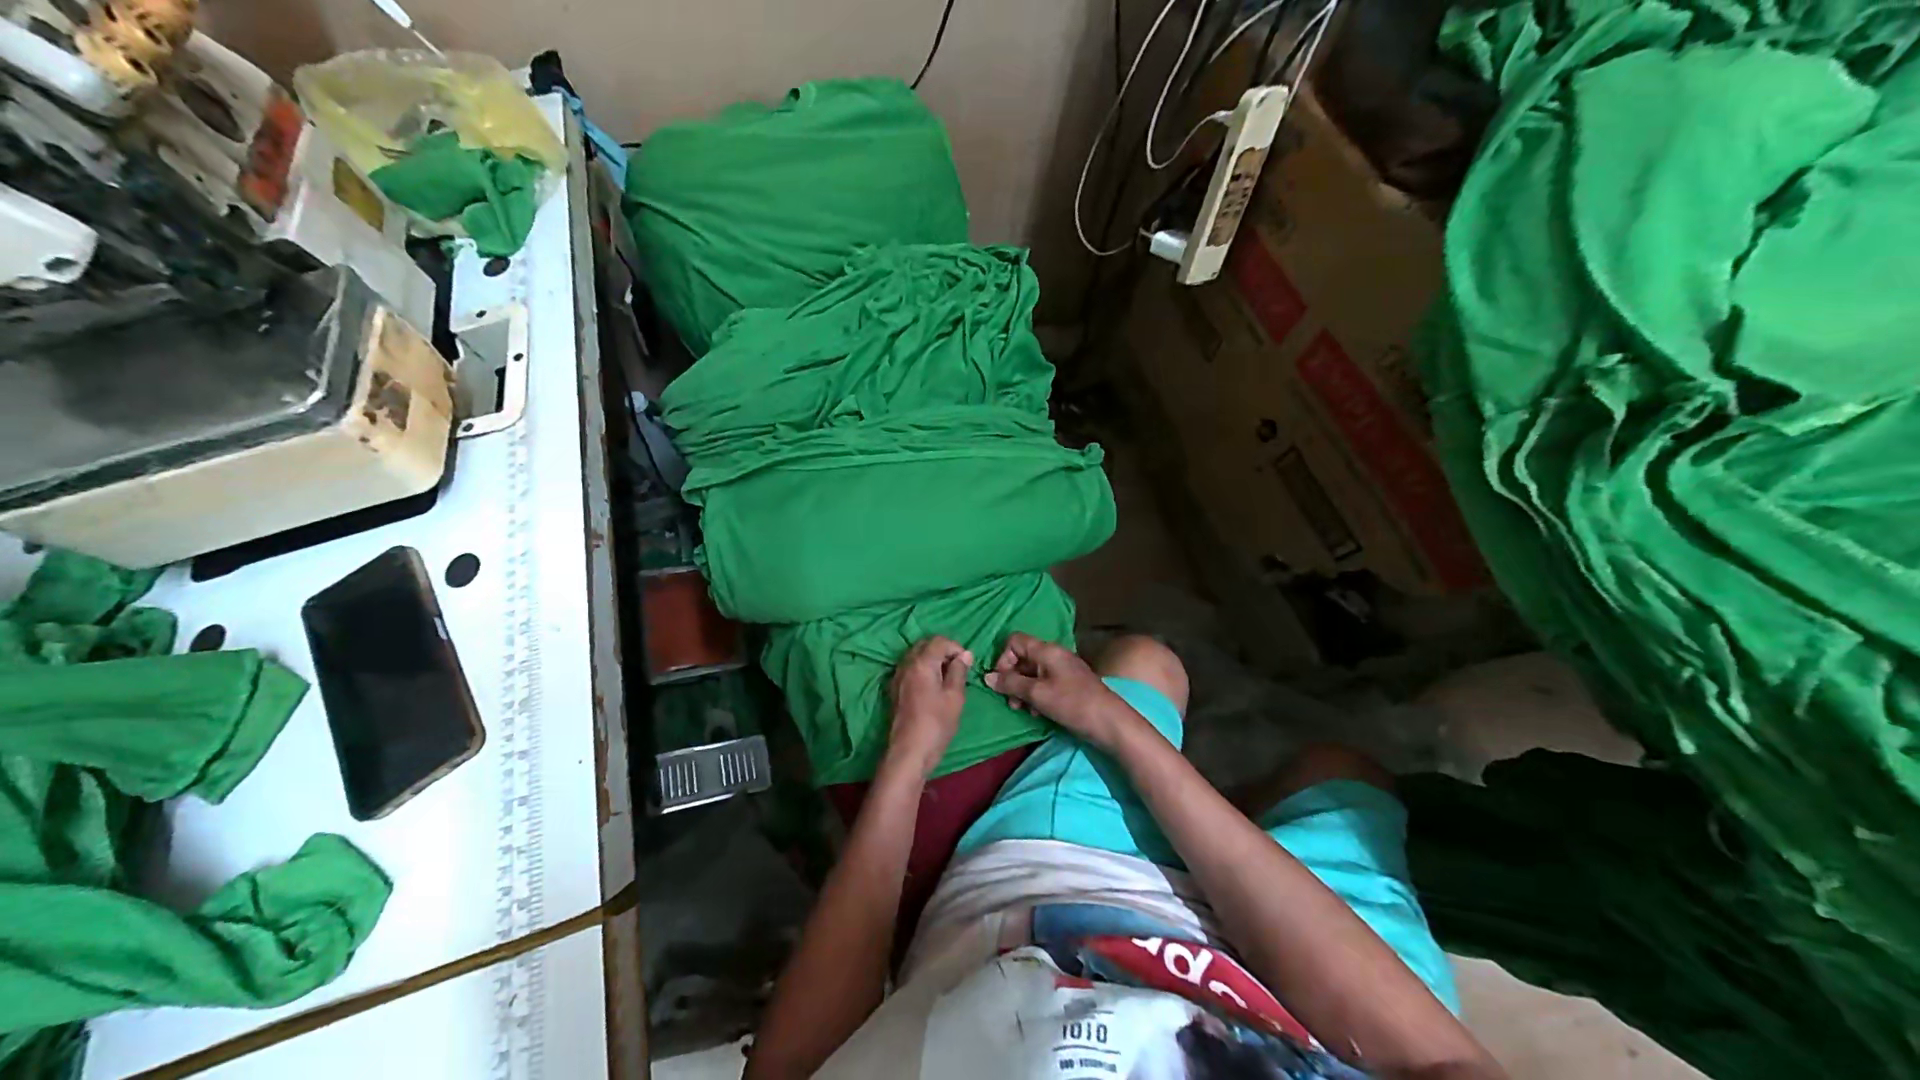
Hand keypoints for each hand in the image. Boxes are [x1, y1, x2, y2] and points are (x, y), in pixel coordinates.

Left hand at [885, 636, 972, 779]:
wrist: (909, 752)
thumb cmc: (937, 723)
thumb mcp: (955, 696)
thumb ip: (959, 671)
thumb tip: (964, 655)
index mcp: (921, 662)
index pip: (939, 641)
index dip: (956, 647)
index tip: (968, 663)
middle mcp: (906, 664)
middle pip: (925, 645)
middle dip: (943, 650)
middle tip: (959, 667)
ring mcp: (897, 676)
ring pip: (916, 656)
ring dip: (932, 660)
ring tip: (948, 677)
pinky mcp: (895, 689)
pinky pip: (910, 669)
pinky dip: (923, 670)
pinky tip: (933, 686)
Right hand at [984, 632, 1132, 748]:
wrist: (1109, 722)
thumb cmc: (1072, 703)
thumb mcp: (1037, 694)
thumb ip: (1011, 683)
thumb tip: (987, 676)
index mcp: (1047, 650)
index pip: (1015, 641)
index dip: (1003, 658)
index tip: (1002, 680)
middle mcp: (1054, 655)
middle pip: (1022, 658)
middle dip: (1012, 678)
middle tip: (1011, 701)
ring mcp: (1063, 670)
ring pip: (1032, 673)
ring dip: (1023, 690)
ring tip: (1023, 709)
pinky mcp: (1068, 685)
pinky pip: (1044, 684)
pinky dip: (1036, 696)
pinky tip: (1037, 713)